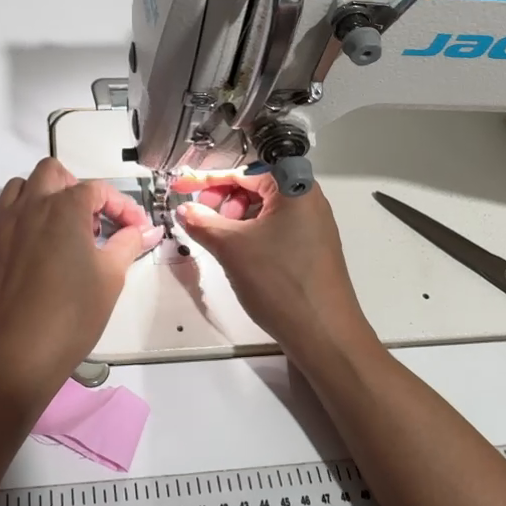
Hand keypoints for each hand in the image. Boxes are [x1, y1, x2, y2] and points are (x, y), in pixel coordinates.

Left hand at [0, 158, 163, 403]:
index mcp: (64, 207)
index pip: (98, 189)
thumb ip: (128, 244)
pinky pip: (6, 209)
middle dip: (78, 188)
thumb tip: (145, 230)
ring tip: (65, 228)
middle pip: (55, 172)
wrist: (17, 353)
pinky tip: (40, 244)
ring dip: (46, 195)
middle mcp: (31, 204)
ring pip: (24, 185)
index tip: (137, 231)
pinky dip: (25, 213)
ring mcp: (6, 222)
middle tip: (95, 222)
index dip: (123, 207)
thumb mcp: (111, 277)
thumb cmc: (72, 313)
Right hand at [172, 174, 377, 367]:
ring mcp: (313, 224)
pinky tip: (236, 251)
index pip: (243, 171)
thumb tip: (183, 209)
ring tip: (216, 239)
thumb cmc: (279, 282)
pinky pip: (275, 227)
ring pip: (264, 209)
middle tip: (199, 218)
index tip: (181, 185)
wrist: (324, 334)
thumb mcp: (232, 248)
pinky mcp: (312, 247)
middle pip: (255, 186)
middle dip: (222, 199)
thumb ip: (202, 222)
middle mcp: (308, 199)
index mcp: (294, 187)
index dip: (207, 179)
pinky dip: (251, 233)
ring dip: (235, 218)